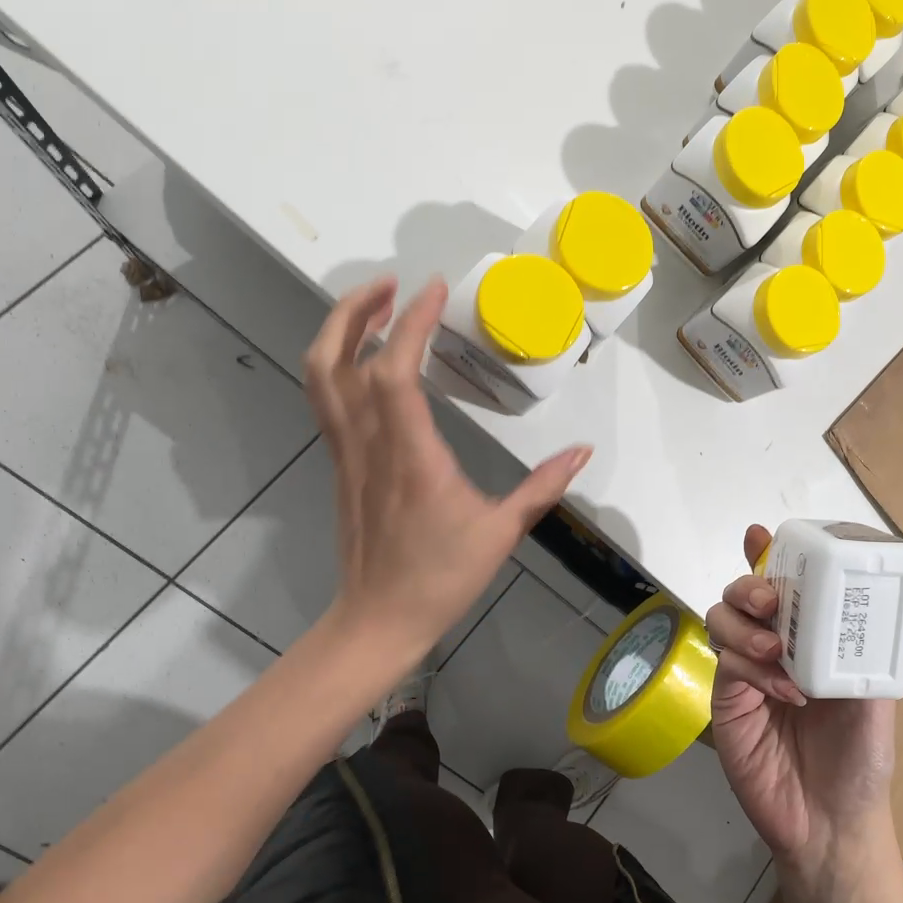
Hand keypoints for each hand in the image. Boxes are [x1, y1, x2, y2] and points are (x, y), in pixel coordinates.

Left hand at [303, 277, 590, 677]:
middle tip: (391, 283)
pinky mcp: (341, 465)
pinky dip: (338, 363)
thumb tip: (582, 452)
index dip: (409, 323)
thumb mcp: (501, 533)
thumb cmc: (441, 578)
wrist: (379, 619)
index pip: (394, 371)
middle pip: (338, 359)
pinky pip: (326, 400)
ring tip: (373, 306)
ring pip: (320, 376)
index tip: (433, 289)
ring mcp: (347, 453)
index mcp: (410, 455)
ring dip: (339, 330)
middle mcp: (368, 444)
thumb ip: (542, 488)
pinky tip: (366, 359)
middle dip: (358, 310)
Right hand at [706, 525, 896, 881]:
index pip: (784, 587)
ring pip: (722, 620)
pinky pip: (725, 664)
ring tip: (775, 646)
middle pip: (742, 595)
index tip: (757, 533)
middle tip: (769, 599)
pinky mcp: (727, 702)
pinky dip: (749, 667)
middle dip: (749, 584)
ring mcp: (746, 674)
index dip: (767, 556)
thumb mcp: (874, 697)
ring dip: (744, 623)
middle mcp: (773, 649)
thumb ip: (862, 650)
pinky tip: (782, 690)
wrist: (832, 822)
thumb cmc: (861, 759)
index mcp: (810, 641)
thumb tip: (863, 601)